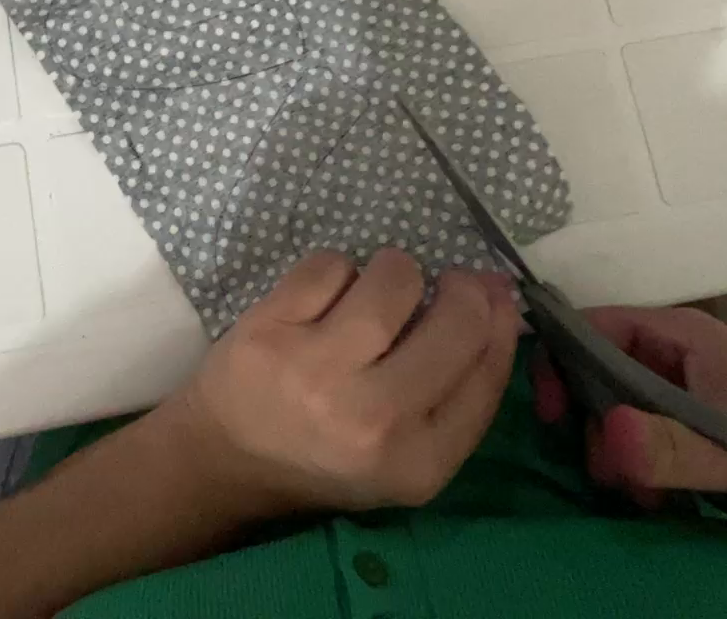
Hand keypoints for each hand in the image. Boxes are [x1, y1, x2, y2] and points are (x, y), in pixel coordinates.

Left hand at [154, 248, 521, 520]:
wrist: (228, 457)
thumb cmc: (328, 453)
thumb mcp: (406, 451)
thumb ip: (458, 385)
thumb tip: (498, 293)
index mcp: (419, 463)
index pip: (488, 371)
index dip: (498, 320)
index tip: (491, 293)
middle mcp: (373, 419)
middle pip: (455, 321)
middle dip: (459, 288)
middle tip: (442, 284)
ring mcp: (316, 371)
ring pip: (393, 277)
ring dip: (394, 272)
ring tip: (373, 296)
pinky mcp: (268, 330)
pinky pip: (332, 264)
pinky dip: (337, 270)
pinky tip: (325, 298)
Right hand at [532, 305, 726, 569]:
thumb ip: (677, 448)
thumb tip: (603, 434)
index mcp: (684, 335)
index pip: (592, 325)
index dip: (559, 359)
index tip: (548, 412)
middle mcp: (680, 356)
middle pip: (600, 369)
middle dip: (591, 419)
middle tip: (606, 472)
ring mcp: (693, 395)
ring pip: (622, 408)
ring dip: (618, 451)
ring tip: (641, 496)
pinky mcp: (705, 434)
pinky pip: (649, 437)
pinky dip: (641, 465)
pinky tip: (657, 499)